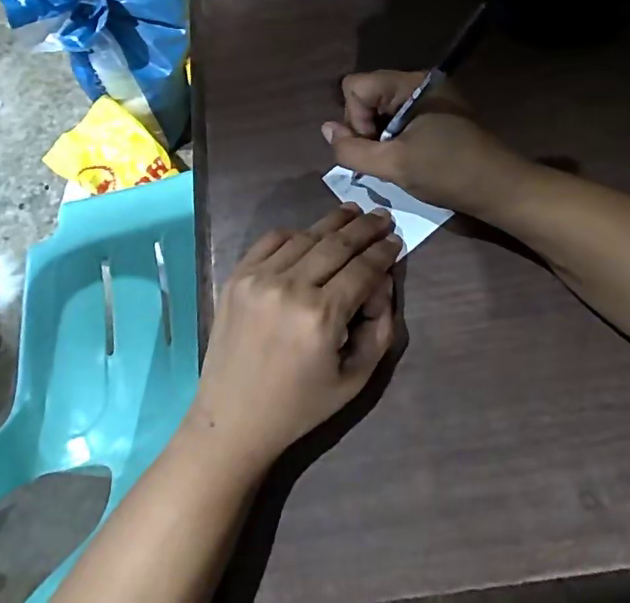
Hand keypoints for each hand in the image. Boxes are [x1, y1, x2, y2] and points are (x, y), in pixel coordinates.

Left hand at [185, 206, 400, 470]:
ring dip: (332, 222)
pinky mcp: (237, 275)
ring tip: (353, 213)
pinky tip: (311, 232)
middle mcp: (289, 288)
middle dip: (364, 228)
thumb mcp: (355, 379)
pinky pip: (271, 240)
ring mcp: (258, 277)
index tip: (396, 240)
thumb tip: (383, 280)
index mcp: (321, 317)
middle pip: (336, 244)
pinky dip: (295, 233)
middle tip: (382, 216)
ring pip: (304, 237)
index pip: (361, 270)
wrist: (233, 416)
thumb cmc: (300, 405)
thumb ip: (378, 328)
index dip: (382, 253)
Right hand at [321, 70, 530, 215]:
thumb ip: (351, 149)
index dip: (354, 118)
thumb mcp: (393, 165)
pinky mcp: (436, 114)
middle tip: (383, 157)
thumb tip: (326, 130)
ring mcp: (430, 97)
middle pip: (366, 94)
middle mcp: (419, 82)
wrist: (502, 190)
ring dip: (379, 135)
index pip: (355, 87)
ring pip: (380, 108)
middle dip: (365, 127)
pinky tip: (407, 158)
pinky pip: (398, 116)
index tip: (375, 147)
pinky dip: (394, 137)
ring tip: (395, 160)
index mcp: (411, 84)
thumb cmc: (448, 173)